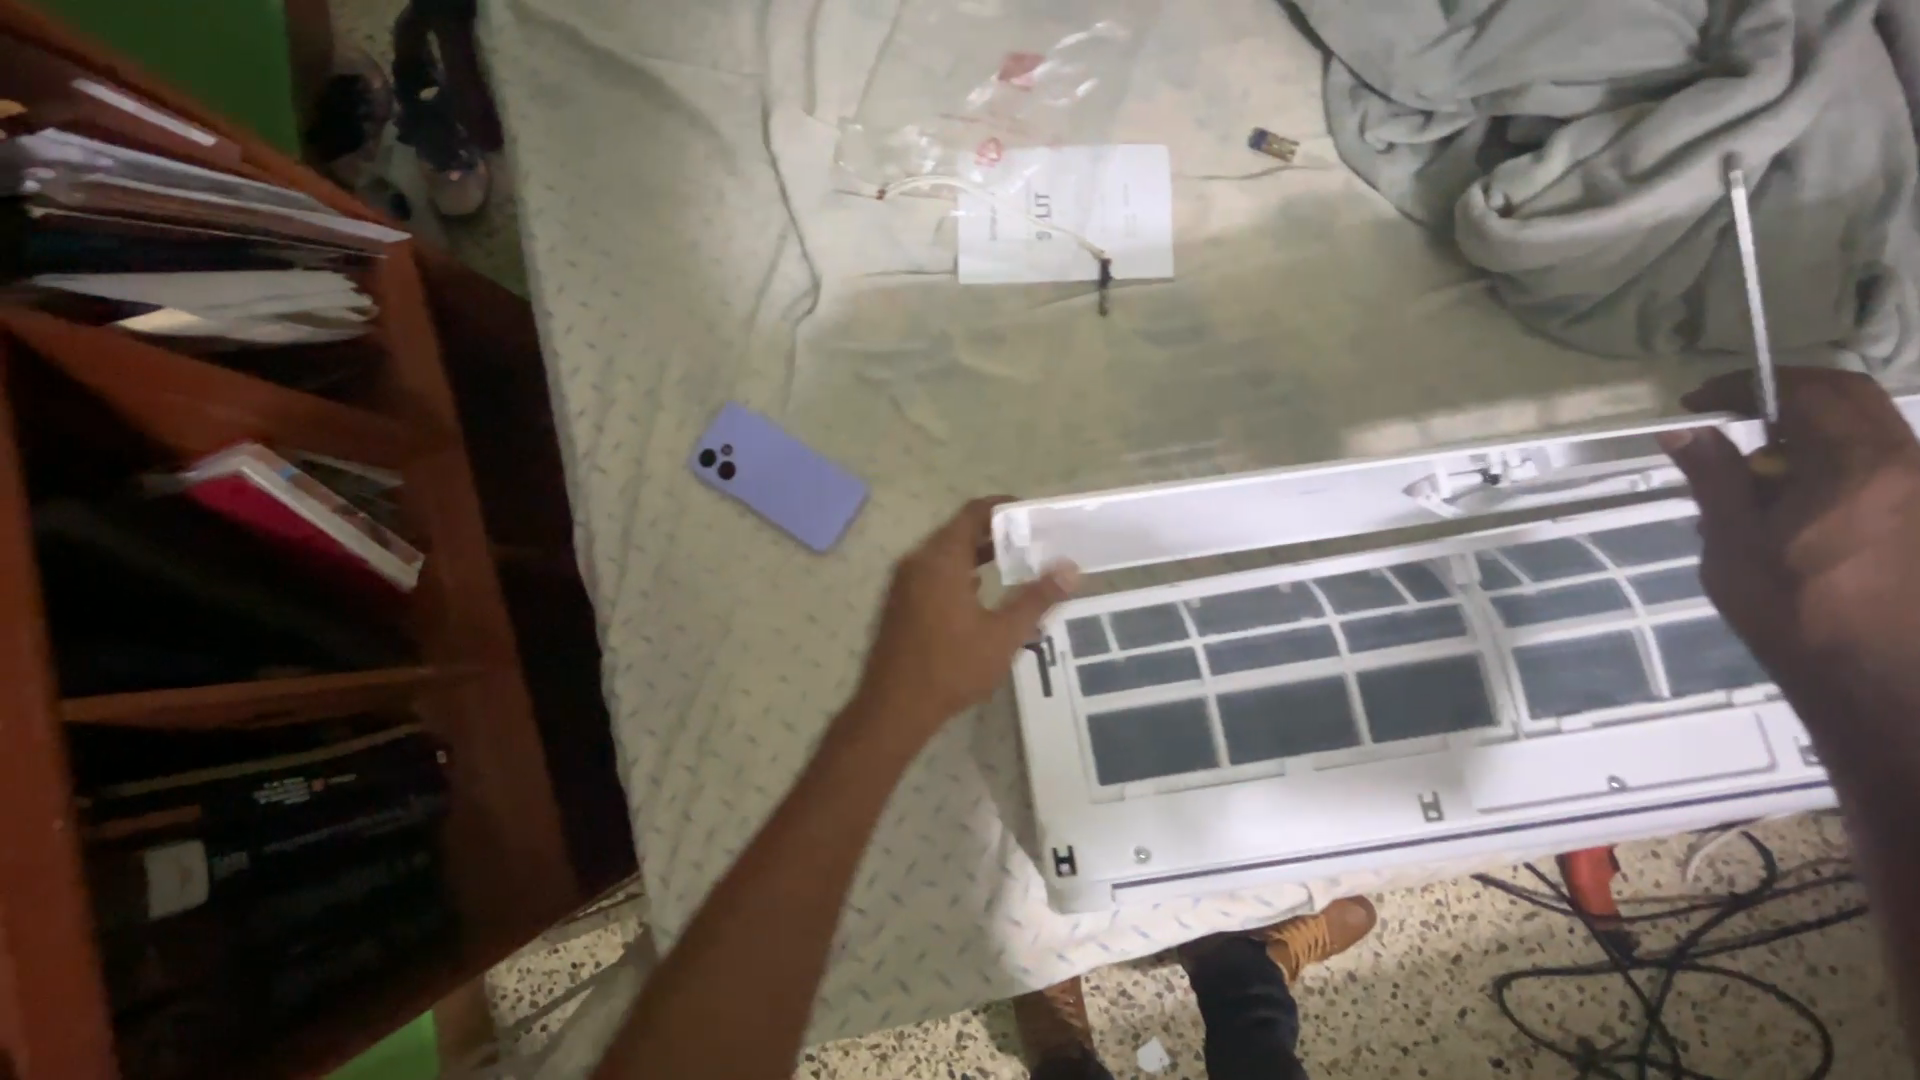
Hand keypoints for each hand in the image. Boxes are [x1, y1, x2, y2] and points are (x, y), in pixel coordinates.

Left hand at [849, 497, 1077, 747]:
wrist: (894, 708)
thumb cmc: (951, 667)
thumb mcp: (1003, 635)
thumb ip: (1037, 598)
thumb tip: (1071, 569)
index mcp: (941, 559)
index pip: (974, 513)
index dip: (1005, 508)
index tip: (1034, 517)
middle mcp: (918, 561)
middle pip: (960, 531)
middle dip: (997, 534)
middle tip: (1035, 543)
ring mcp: (905, 583)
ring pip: (946, 555)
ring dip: (979, 555)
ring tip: (1018, 566)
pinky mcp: (901, 603)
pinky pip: (934, 574)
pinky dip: (961, 574)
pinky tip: (984, 593)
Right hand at [1657, 369, 1919, 718]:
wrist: (1880, 680)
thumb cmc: (1794, 612)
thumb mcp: (1733, 544)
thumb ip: (1715, 478)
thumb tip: (1685, 429)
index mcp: (1858, 465)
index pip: (1810, 390)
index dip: (1751, 385)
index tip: (1701, 404)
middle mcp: (1911, 463)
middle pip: (1849, 401)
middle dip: (1784, 403)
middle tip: (1728, 427)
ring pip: (1868, 432)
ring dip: (1808, 438)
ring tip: (1758, 480)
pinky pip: (1883, 464)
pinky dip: (1834, 466)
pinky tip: (1799, 507)